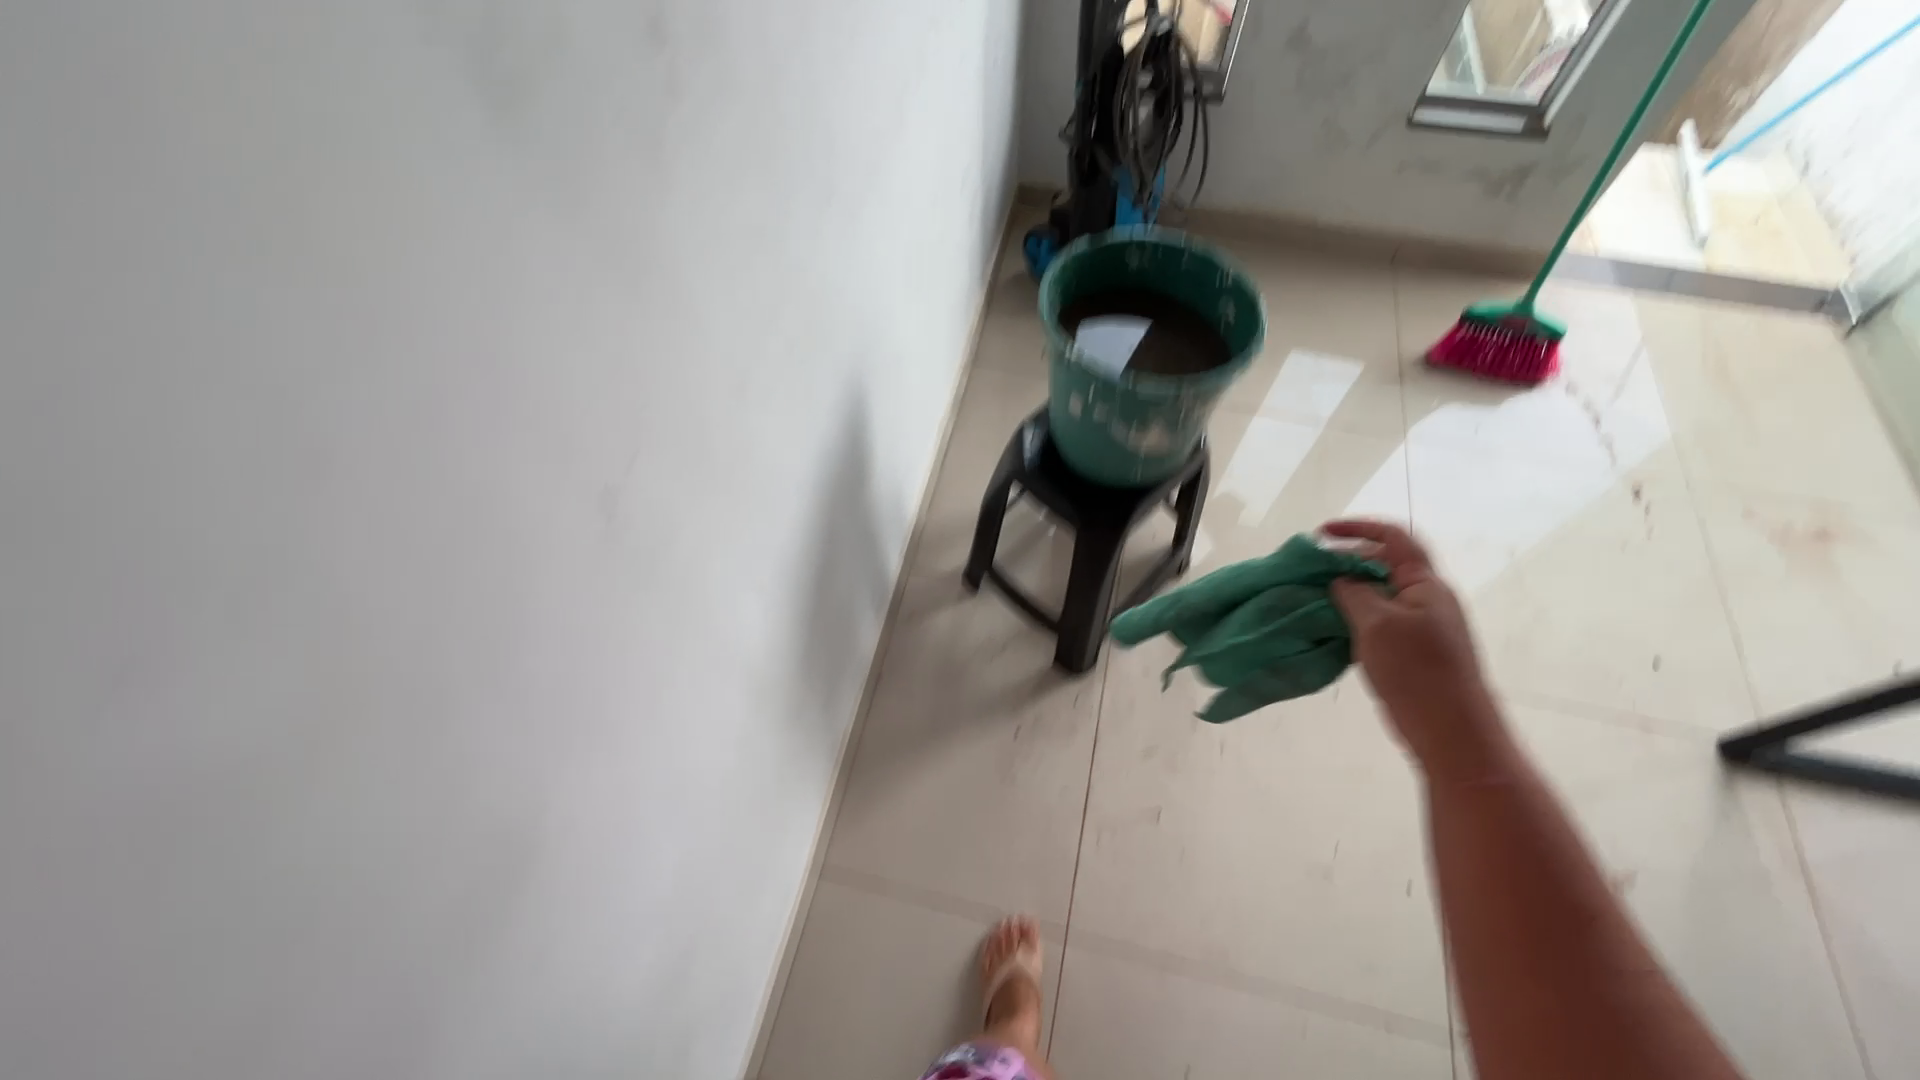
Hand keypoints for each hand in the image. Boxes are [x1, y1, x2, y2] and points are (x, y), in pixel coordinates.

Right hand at [1323, 520, 1506, 778]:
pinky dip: (1355, 616)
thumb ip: (1354, 592)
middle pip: (1385, 563)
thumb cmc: (1416, 671)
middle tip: (1310, 571)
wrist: (1451, 730)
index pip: (1393, 537)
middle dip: (1347, 560)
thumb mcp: (1377, 624)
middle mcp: (1428, 598)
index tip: (1320, 534)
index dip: (1357, 528)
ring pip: (1380, 594)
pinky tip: (1332, 629)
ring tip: (1314, 598)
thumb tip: (1340, 579)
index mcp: (1425, 583)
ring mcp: (1423, 625)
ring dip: (1348, 590)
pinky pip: (1380, 620)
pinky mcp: (1414, 650)